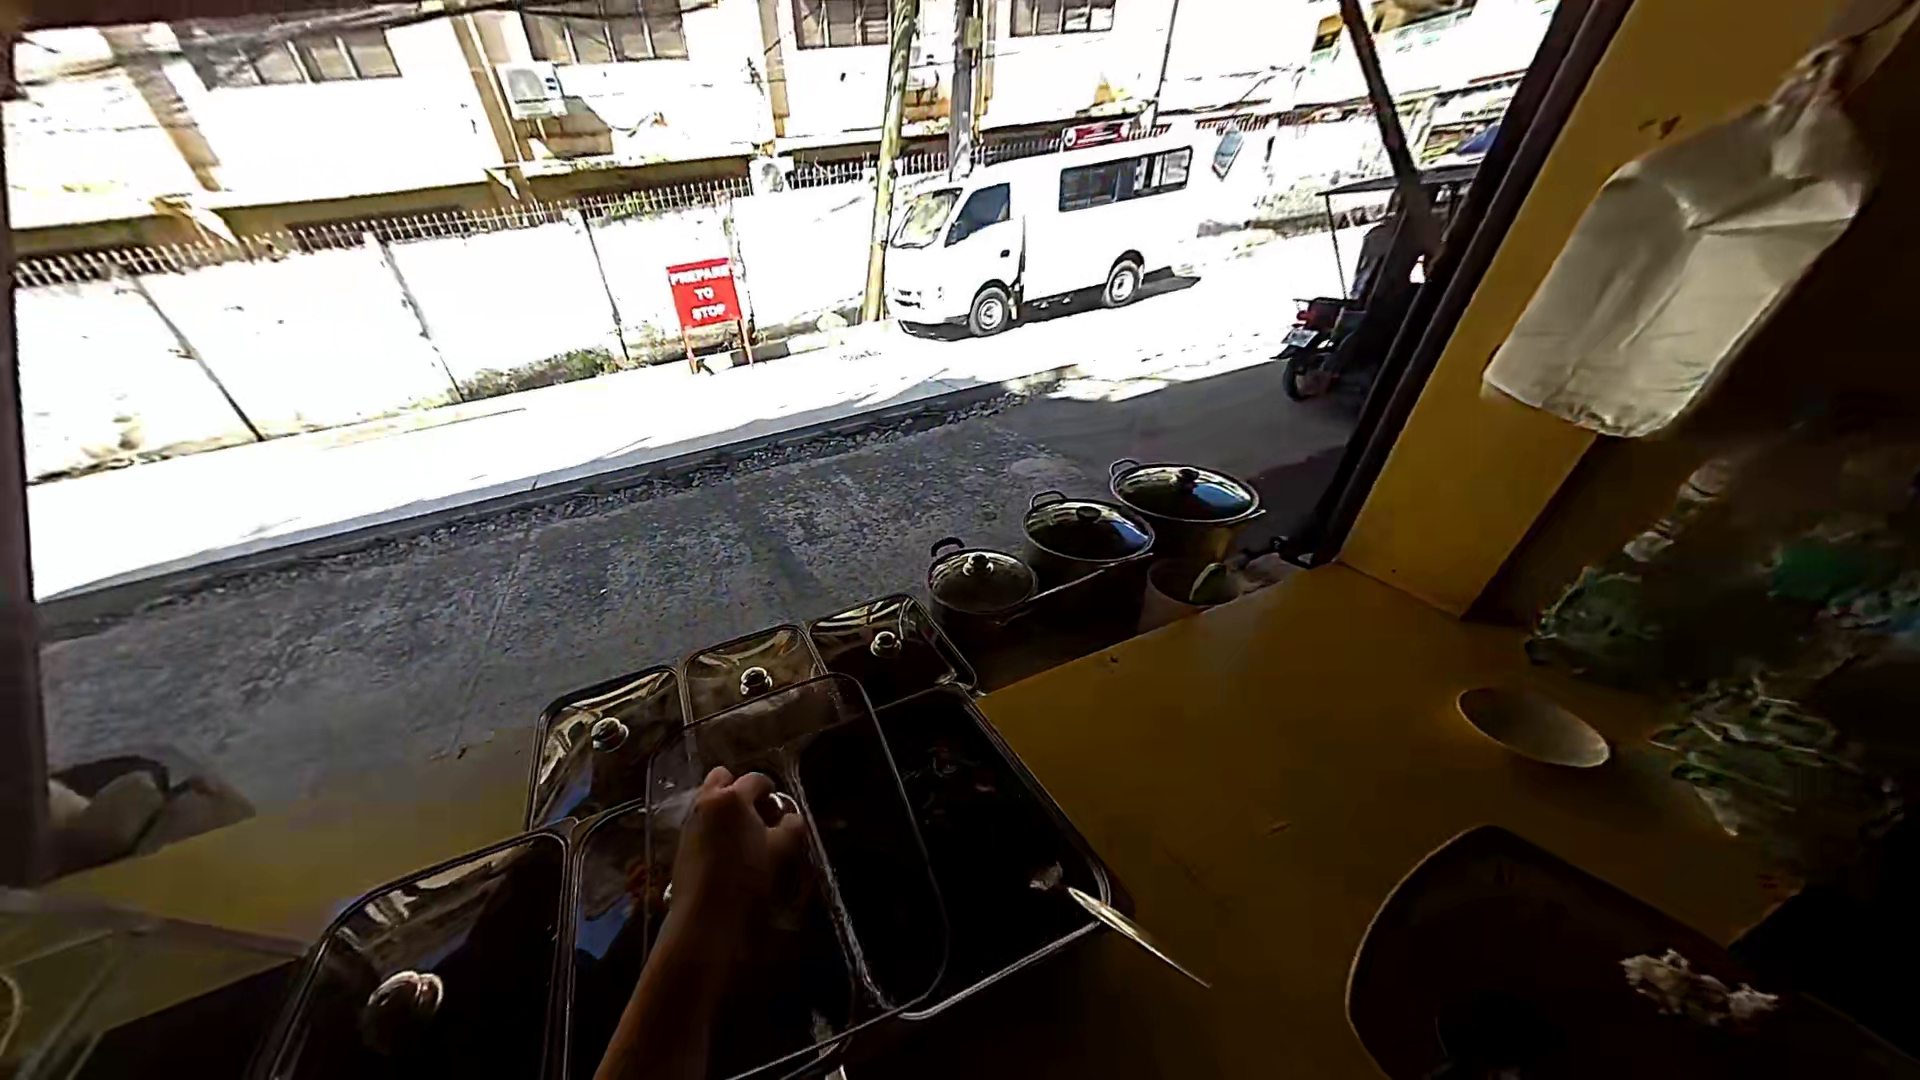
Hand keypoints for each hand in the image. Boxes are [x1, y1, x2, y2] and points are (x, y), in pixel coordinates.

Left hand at [667, 766, 807, 937]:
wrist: (705, 918)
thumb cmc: (748, 876)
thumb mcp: (783, 848)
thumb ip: (792, 825)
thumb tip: (791, 818)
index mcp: (733, 798)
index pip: (756, 779)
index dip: (771, 790)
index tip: (778, 808)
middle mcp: (706, 803)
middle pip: (722, 778)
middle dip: (739, 789)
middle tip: (754, 812)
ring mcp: (689, 823)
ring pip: (707, 800)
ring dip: (724, 807)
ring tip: (740, 833)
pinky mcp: (680, 845)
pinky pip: (699, 822)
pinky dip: (712, 826)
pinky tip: (724, 851)